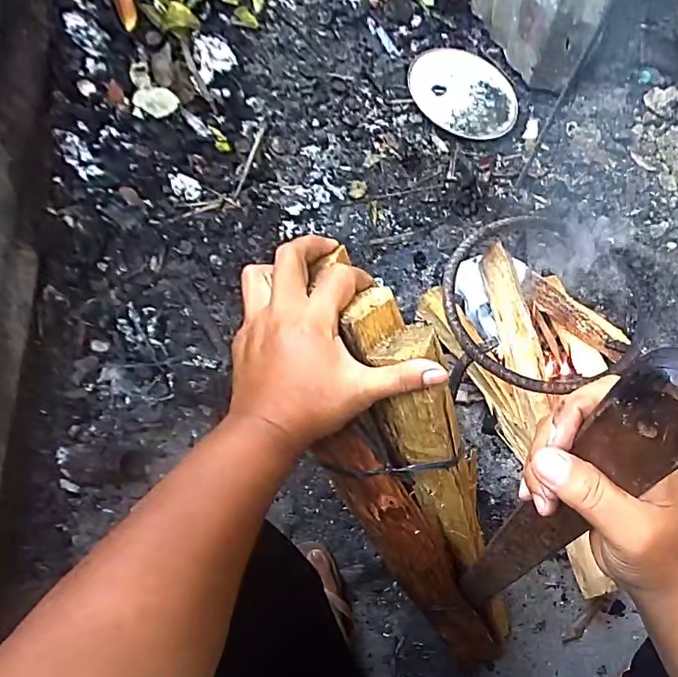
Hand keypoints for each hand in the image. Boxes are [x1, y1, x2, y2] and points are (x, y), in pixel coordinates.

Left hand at [226, 235, 447, 453]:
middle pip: (289, 256)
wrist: (264, 430)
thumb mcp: (362, 391)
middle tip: (327, 249)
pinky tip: (280, 318)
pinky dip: (266, 301)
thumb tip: (433, 373)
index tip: (366, 286)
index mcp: (312, 320)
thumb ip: (400, 378)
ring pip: (257, 273)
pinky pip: (250, 305)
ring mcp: (257, 323)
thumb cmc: (308, 410)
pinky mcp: (244, 339)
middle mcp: (281, 313)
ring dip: (277, 268)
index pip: (338, 278)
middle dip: (311, 246)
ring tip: (296, 276)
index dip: (357, 276)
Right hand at [519, 379, 677, 598]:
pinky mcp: (586, 477)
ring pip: (557, 440)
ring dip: (539, 467)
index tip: (553, 448)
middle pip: (573, 416)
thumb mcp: (630, 527)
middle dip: (548, 448)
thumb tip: (548, 461)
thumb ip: (592, 494)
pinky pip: (553, 463)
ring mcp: (604, 459)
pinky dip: (537, 478)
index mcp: (650, 442)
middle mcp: (626, 443)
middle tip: (544, 487)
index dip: (574, 412)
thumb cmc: (661, 555)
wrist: (657, 582)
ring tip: (542, 501)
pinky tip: (536, 497)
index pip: (608, 399)